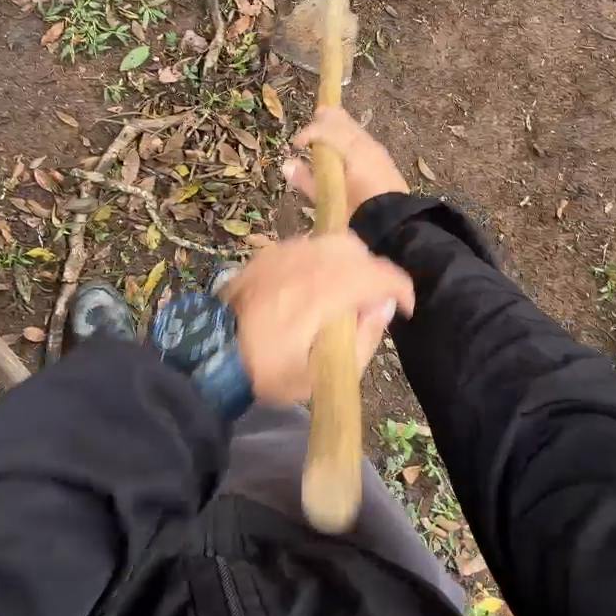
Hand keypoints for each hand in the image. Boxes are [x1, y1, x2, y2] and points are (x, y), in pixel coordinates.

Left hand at [221, 233, 414, 403]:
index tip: (404, 309)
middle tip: (370, 302)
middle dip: (373, 272)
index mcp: (322, 292)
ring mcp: (284, 252)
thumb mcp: (322, 375)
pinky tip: (316, 286)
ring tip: (344, 293)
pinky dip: (323, 259)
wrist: (211, 350)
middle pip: (357, 249)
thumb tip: (384, 306)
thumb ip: (363, 338)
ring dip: (349, 262)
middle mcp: (306, 262)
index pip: (378, 273)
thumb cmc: (268, 370)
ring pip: (333, 241)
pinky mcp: (269, 252)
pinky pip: (309, 244)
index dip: (401, 288)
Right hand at [282, 106, 409, 214]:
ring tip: (323, 130)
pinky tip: (342, 146)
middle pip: (342, 122)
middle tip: (311, 123)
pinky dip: (348, 137)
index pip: (326, 131)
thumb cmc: (356, 210)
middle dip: (325, 120)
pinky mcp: (382, 157)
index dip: (309, 133)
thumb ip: (307, 180)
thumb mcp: (328, 197)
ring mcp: (376, 149)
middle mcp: (364, 144)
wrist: (393, 222)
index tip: (296, 144)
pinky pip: (361, 138)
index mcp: (351, 150)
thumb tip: (287, 164)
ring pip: (353, 128)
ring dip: (337, 127)